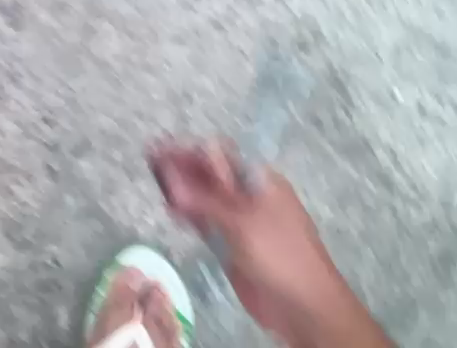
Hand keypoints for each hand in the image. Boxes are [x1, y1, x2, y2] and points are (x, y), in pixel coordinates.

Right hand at [147, 141, 390, 347]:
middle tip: (151, 161)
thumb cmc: (280, 254)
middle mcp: (247, 194)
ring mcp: (239, 219)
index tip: (161, 150)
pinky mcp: (231, 243)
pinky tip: (172, 210)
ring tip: (156, 183)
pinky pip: (205, 221)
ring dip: (182, 188)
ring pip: (204, 196)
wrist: (304, 307)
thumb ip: (203, 199)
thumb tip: (169, 178)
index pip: (218, 155)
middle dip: (181, 166)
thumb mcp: (241, 221)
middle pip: (209, 173)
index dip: (189, 150)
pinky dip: (188, 213)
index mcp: (258, 179)